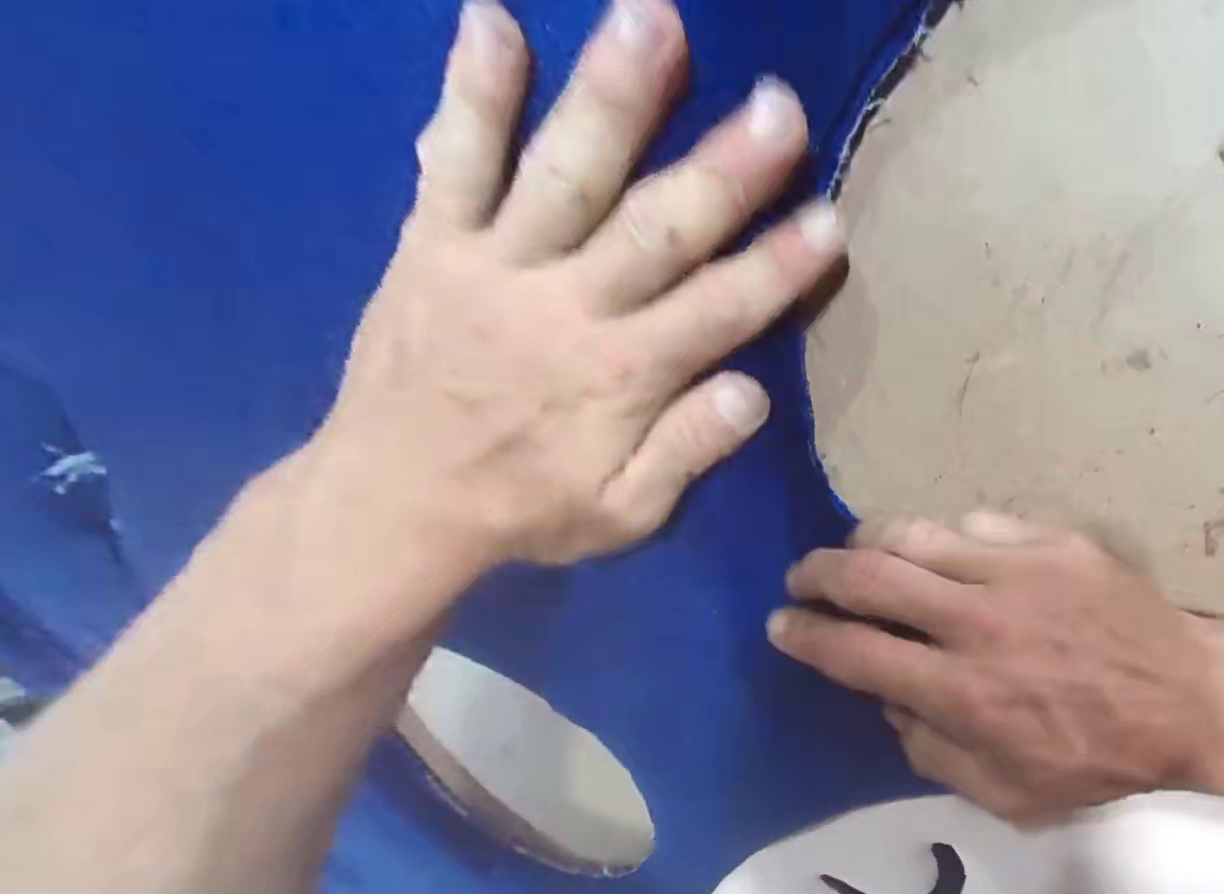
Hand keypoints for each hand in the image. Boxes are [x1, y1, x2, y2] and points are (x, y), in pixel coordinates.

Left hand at [303, 0, 842, 574]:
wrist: (395, 500)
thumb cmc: (526, 509)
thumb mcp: (623, 514)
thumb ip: (687, 455)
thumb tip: (752, 395)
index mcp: (622, 377)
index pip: (718, 312)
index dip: (777, 268)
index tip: (829, 220)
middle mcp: (567, 307)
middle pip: (657, 229)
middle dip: (723, 171)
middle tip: (779, 107)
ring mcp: (495, 266)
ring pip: (564, 173)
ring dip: (613, 97)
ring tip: (655, 20)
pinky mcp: (431, 245)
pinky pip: (452, 161)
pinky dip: (472, 92)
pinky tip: (493, 20)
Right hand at [768, 513, 1223, 821]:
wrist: (1192, 699)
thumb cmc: (1099, 758)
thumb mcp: (1006, 794)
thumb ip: (928, 749)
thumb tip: (885, 697)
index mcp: (962, 691)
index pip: (854, 650)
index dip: (804, 635)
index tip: (781, 624)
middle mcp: (976, 621)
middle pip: (868, 575)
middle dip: (817, 572)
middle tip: (802, 577)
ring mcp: (1014, 569)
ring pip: (912, 532)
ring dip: (868, 542)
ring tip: (859, 554)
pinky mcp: (1049, 540)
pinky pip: (971, 523)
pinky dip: (944, 540)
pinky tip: (949, 557)